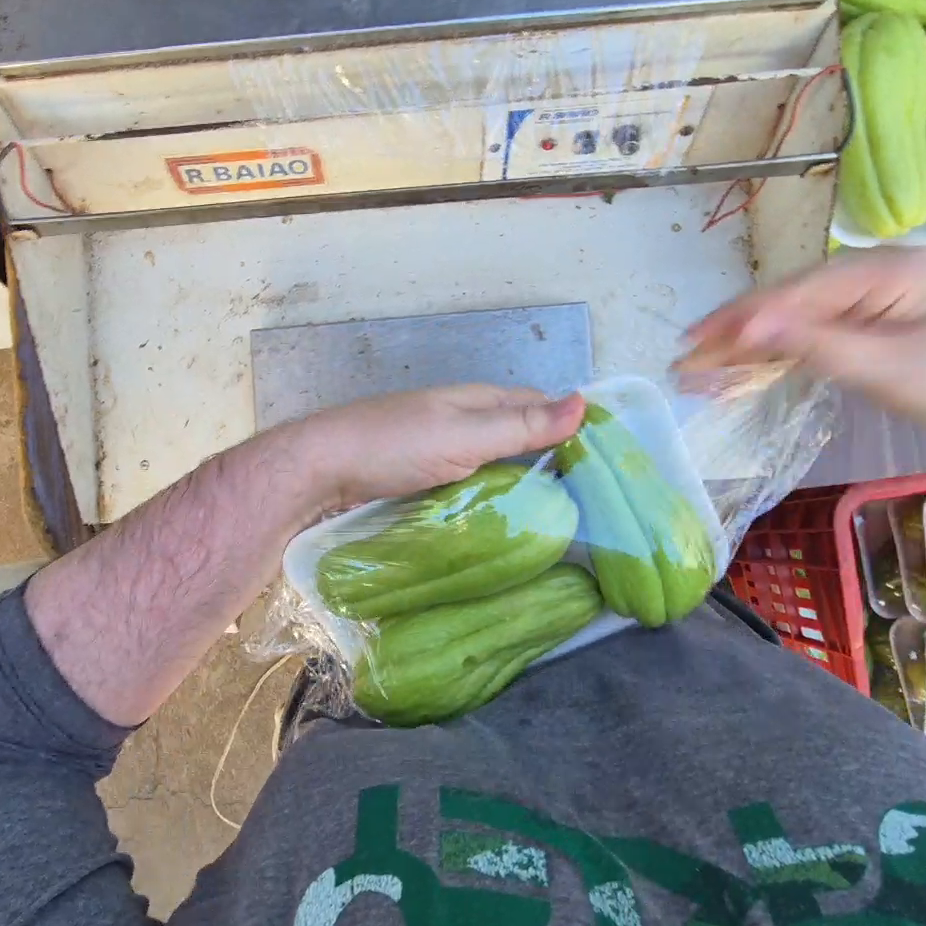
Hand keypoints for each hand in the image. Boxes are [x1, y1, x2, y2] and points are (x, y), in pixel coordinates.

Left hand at [283, 385, 586, 511]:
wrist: (319, 471)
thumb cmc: (392, 447)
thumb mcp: (464, 435)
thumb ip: (520, 425)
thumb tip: (584, 402)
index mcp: (478, 401)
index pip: (540, 407)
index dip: (572, 429)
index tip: (606, 467)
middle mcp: (463, 420)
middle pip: (519, 437)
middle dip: (552, 461)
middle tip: (589, 505)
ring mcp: (440, 450)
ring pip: (495, 464)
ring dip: (522, 485)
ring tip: (557, 522)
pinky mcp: (423, 479)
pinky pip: (471, 485)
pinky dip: (492, 499)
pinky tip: (504, 524)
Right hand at [676, 248, 925, 450]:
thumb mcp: (889, 369)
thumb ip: (817, 345)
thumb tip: (750, 326)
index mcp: (893, 269)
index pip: (801, 290)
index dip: (744, 315)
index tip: (697, 337)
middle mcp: (880, 269)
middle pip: (792, 297)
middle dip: (737, 328)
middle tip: (686, 353)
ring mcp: (877, 291)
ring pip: (798, 312)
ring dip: (751, 338)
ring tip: (702, 360)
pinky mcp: (873, 314)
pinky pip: (815, 325)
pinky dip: (779, 345)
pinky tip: (744, 358)